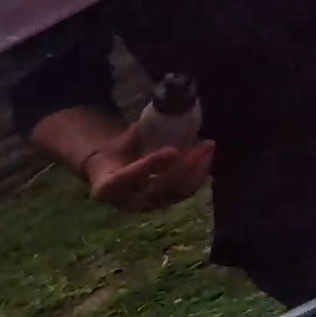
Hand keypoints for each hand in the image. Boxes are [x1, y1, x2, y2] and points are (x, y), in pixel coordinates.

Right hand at [85, 127, 214, 211]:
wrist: (112, 177)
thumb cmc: (115, 156)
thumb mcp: (118, 143)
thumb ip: (137, 132)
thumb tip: (160, 111)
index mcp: (108, 187)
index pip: (131, 176)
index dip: (153, 164)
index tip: (173, 150)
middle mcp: (129, 201)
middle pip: (161, 185)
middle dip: (185, 164)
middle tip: (202, 145)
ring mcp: (150, 205)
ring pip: (178, 191)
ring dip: (197, 169)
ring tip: (208, 147)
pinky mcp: (166, 204)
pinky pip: (186, 192)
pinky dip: (199, 175)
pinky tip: (207, 158)